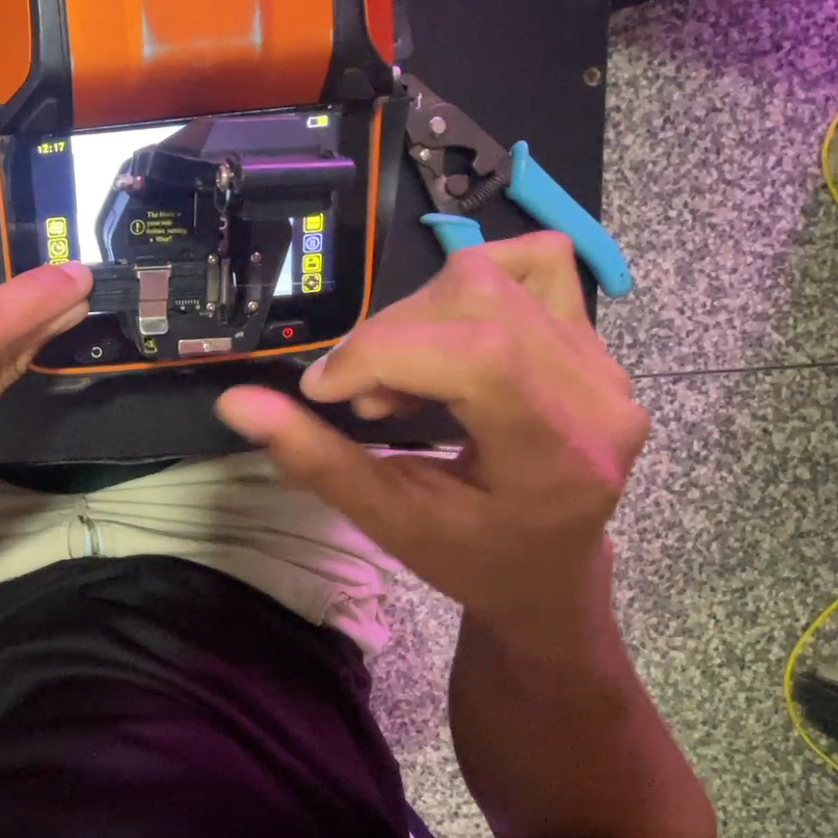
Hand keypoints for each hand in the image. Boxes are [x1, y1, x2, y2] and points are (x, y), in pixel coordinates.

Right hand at [215, 233, 647, 636]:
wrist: (547, 572)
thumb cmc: (469, 559)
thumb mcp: (385, 520)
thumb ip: (313, 457)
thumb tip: (234, 402)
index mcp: (557, 456)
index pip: (478, 355)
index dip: (382, 352)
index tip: (322, 390)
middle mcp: (595, 396)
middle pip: (476, 301)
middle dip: (387, 337)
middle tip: (357, 397)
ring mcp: (603, 361)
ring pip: (492, 275)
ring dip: (417, 315)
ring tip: (401, 377)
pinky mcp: (591, 341)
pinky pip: (536, 264)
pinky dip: (473, 282)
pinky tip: (447, 334)